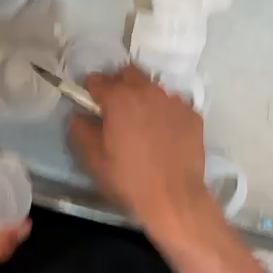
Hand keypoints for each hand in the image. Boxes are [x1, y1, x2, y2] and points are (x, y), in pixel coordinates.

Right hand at [67, 67, 220, 243]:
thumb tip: (80, 116)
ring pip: (153, 88)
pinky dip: (165, 111)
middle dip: (119, 84)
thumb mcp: (94, 160)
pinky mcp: (193, 115)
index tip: (90, 99)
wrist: (174, 198)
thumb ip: (81, 131)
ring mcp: (174, 101)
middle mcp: (147, 91)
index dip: (91, 88)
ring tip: (142, 120)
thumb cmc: (129, 180)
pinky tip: (164, 132)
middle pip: (129, 74)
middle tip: (115, 106)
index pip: (98, 80)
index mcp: (119, 99)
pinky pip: (174, 104)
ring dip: (143, 97)